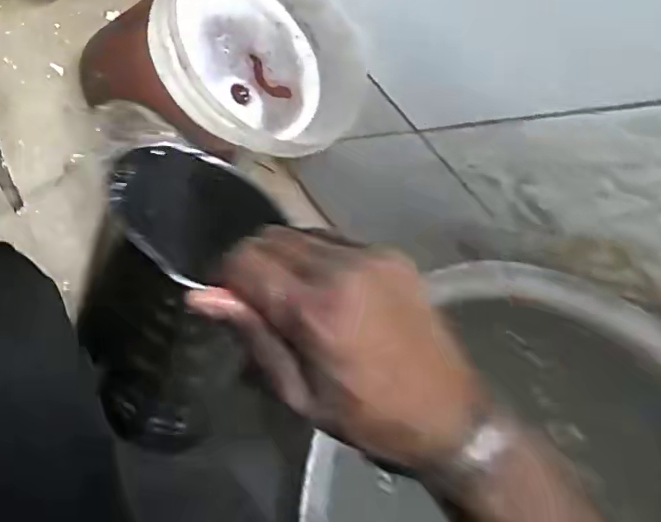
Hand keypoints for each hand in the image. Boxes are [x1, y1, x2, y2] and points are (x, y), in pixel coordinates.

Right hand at [188, 227, 487, 471]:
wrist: (461, 427)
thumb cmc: (369, 416)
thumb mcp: (297, 391)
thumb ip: (250, 333)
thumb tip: (199, 295)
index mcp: (316, 309)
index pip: (241, 259)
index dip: (225, 277)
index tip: (230, 299)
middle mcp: (340, 270)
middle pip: (262, 239)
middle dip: (250, 264)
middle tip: (260, 299)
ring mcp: (369, 258)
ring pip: (289, 232)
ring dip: (278, 256)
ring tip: (293, 291)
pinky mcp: (389, 254)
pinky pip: (323, 235)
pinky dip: (310, 252)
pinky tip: (323, 283)